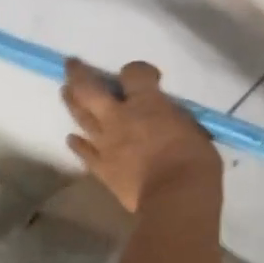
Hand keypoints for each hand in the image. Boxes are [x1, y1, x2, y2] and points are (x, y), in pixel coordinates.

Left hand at [62, 58, 221, 210]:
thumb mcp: (195, 132)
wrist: (176, 198)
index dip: (139, 70)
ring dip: (71, 101)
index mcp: (147, 105)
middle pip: (88, 88)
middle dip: (79, 73)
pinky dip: (78, 142)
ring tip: (67, 92)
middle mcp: (118, 118)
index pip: (134, 74)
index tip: (148, 75)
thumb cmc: (196, 163)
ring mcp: (105, 142)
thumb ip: (177, 121)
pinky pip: (84, 150)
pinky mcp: (100, 166)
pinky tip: (75, 138)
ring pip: (79, 115)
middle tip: (73, 64)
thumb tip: (170, 119)